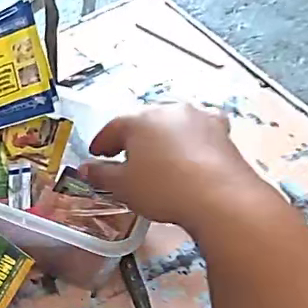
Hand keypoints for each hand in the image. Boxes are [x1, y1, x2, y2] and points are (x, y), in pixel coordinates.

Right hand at [82, 104, 272, 229]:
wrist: (219, 197)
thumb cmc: (162, 189)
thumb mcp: (123, 187)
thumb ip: (102, 176)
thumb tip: (86, 170)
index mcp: (138, 120)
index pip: (112, 128)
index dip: (102, 143)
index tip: (96, 155)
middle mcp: (168, 110)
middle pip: (144, 122)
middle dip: (133, 139)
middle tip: (125, 157)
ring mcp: (198, 118)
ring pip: (172, 125)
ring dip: (163, 139)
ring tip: (157, 159)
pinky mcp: (221, 131)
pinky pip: (198, 134)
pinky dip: (189, 143)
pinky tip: (189, 156)